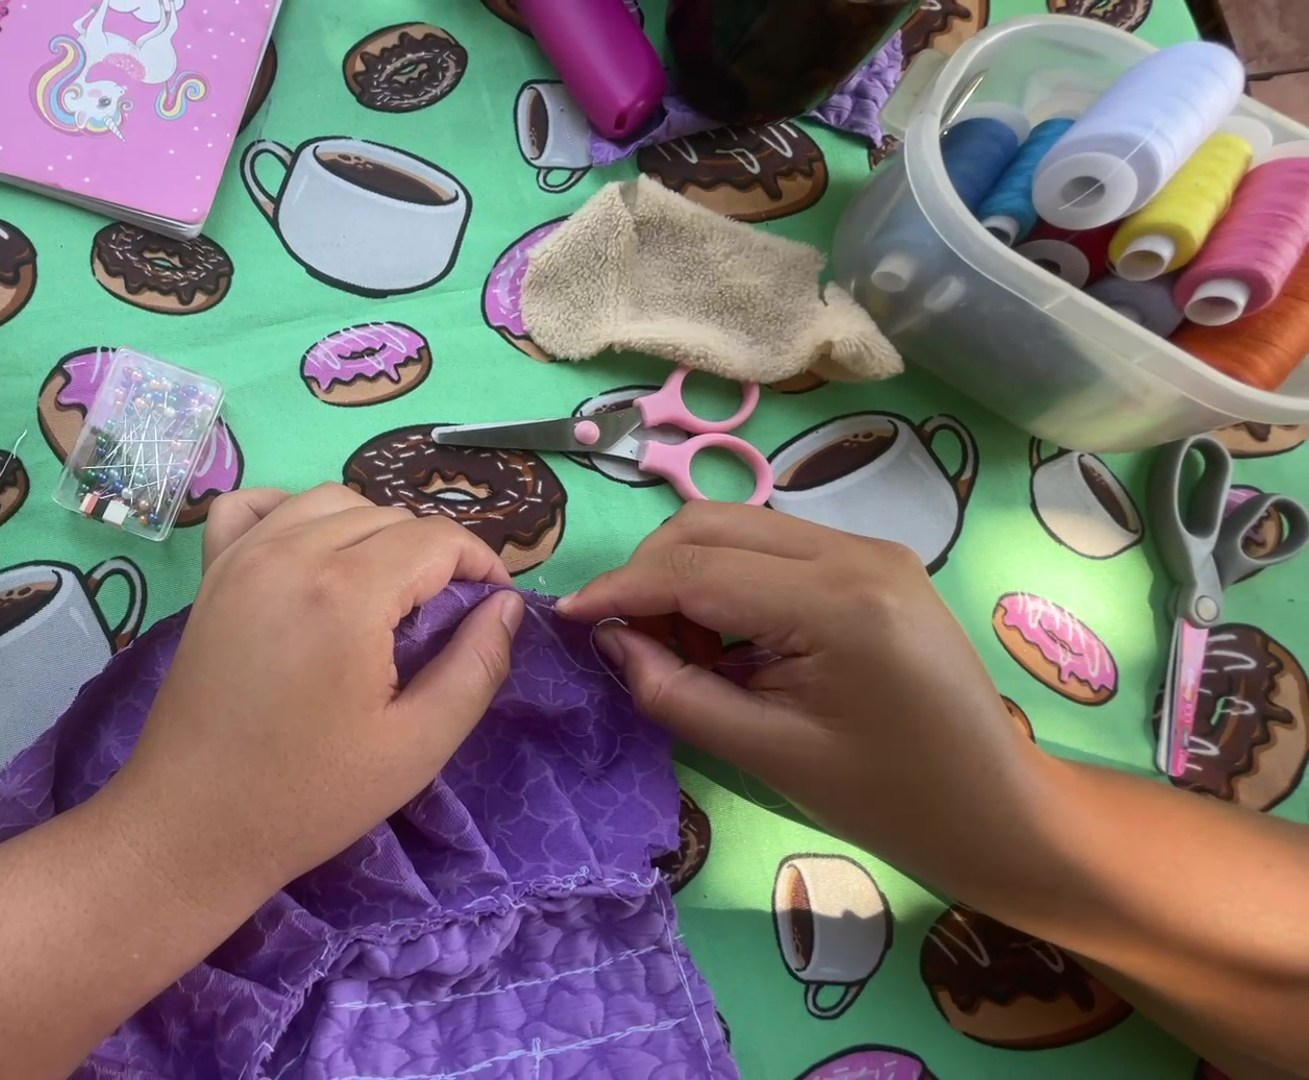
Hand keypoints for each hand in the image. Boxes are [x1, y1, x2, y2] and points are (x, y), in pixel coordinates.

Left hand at [104, 484, 525, 890]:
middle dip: (431, 552)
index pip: (436, 538)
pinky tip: (309, 551)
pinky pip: (256, 506)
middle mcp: (292, 553)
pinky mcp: (212, 572)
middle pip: (387, 514)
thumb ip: (477, 666)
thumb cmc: (309, 795)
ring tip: (383, 587)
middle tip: (441, 612)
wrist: (193, 822)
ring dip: (371, 529)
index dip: (479, 562)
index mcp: (347, 593)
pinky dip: (292, 511)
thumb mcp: (418, 745)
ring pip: (329, 500)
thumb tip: (506, 606)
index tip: (490, 603)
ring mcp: (244, 556)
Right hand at [557, 502, 1048, 882]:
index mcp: (839, 603)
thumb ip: (672, 691)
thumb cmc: (889, 799)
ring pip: (727, 526)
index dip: (618, 589)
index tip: (565, 616)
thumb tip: (607, 640)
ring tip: (680, 646)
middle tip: (626, 640)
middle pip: (705, 525)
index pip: (694, 569)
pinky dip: (716, 579)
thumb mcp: (763, 754)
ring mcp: (863, 547)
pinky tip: (723, 634)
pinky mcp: (861, 558)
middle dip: (646, 575)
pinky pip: (758, 545)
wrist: (1002, 810)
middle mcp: (853, 551)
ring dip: (679, 575)